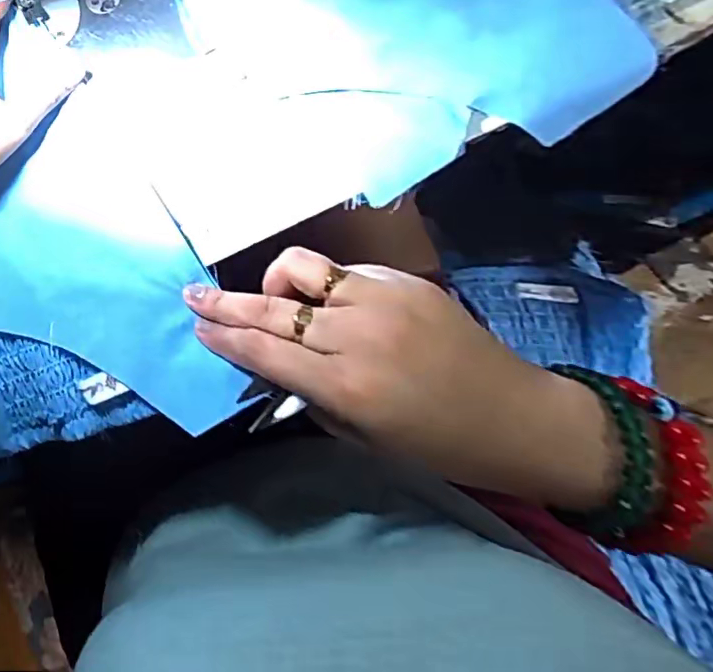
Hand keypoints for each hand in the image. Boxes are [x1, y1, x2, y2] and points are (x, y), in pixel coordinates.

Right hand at [185, 247, 618, 509]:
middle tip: (194, 295)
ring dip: (275, 281)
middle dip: (225, 303)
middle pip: (271, 308)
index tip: (198, 326)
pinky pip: (343, 271)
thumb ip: (310, 395)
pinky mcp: (403, 279)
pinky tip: (330, 304)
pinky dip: (324, 286)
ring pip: (303, 267)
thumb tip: (271, 360)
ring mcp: (381, 297)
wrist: (518, 415)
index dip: (225, 337)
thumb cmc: (438, 443)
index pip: (264, 351)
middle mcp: (356, 333)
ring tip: (271, 298)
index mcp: (346, 385)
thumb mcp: (364, 436)